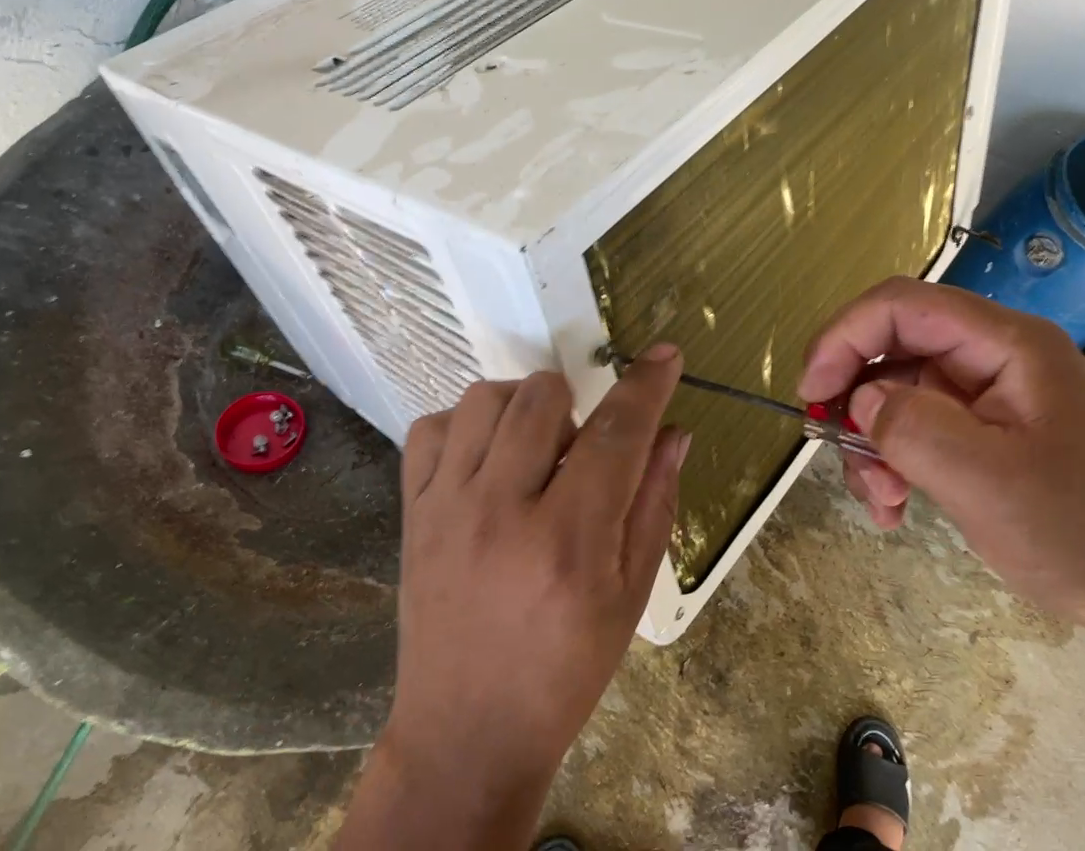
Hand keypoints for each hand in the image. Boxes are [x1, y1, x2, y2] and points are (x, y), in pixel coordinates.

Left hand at [370, 346, 687, 837]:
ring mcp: (446, 507)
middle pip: (542, 398)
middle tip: (583, 448)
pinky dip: (464, 426)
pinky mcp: (411, 513)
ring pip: (483, 400)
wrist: (467, 730)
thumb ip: (654, 504)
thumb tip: (673, 431)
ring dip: (522, 406)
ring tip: (535, 451)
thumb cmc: (565, 672)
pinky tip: (485, 460)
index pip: (615, 433)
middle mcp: (502, 510)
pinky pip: (429, 428)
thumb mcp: (630, 598)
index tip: (665, 355)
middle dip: (578, 400)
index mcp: (568, 541)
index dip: (645, 385)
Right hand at [797, 278, 1084, 637]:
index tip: (810, 392)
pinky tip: (894, 508)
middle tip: (839, 455)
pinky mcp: (983, 432)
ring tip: (881, 501)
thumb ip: (913, 428)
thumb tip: (860, 401)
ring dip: (871, 444)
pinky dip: (891, 462)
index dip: (844, 336)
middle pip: (893, 348)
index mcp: (1009, 345)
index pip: (903, 305)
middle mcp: (995, 357)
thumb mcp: (987, 483)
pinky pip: (915, 428)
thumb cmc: (1081, 534)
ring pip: (895, 393)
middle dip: (855, 401)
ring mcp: (989, 396)